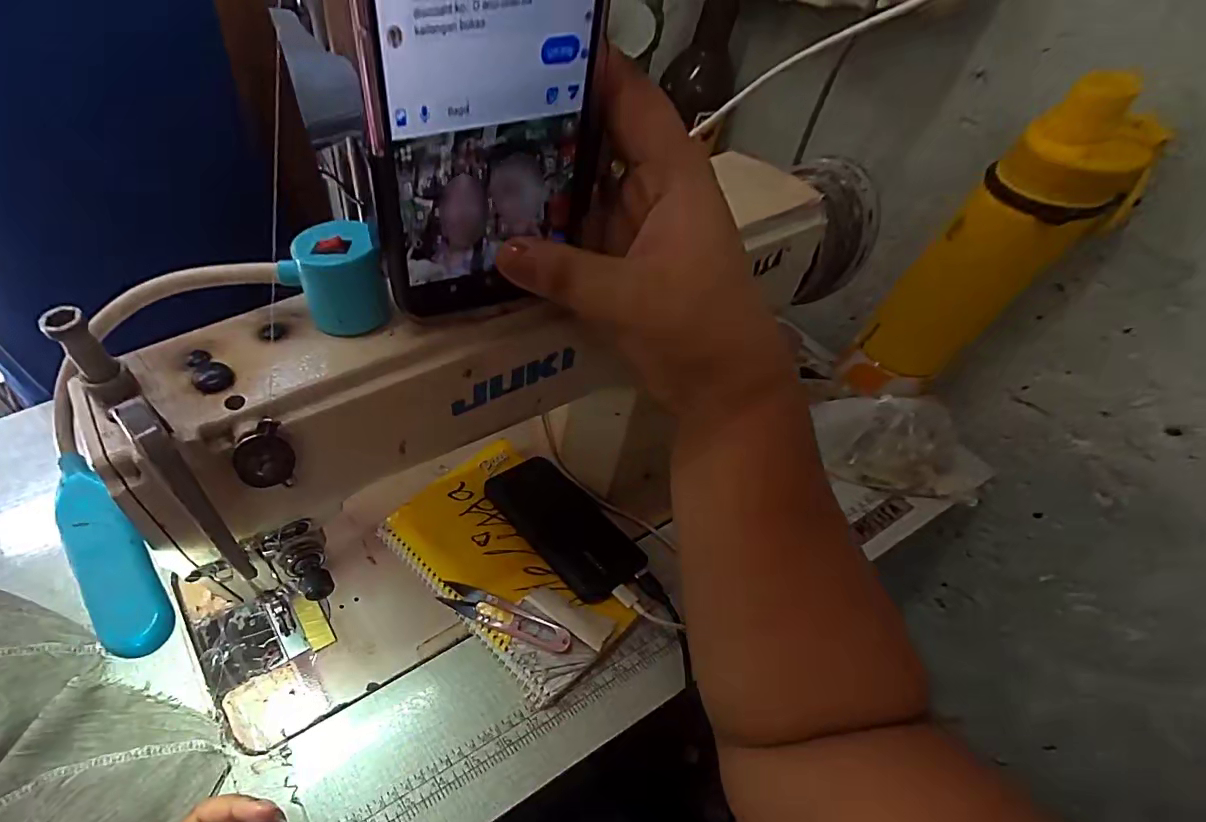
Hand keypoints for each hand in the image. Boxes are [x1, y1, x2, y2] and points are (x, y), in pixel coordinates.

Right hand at [495, 49, 796, 424]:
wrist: (723, 389)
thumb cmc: (696, 328)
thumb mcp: (629, 297)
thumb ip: (565, 274)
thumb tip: (504, 253)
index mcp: (672, 176)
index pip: (631, 99)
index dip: (591, 68)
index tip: (537, 48)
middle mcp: (651, 194)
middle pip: (598, 143)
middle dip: (550, 129)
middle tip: (486, 112)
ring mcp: (633, 233)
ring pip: (583, 195)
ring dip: (544, 189)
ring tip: (482, 168)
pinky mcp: (618, 270)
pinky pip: (576, 242)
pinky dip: (548, 239)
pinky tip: (508, 232)